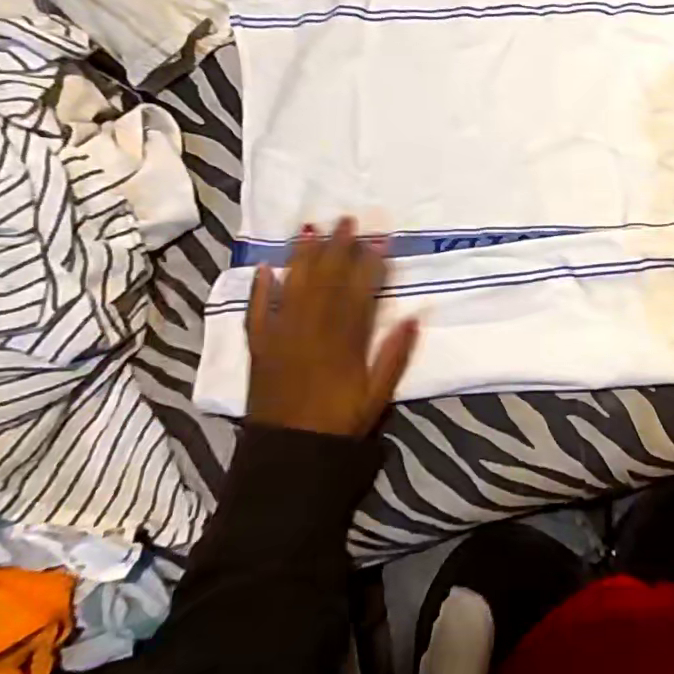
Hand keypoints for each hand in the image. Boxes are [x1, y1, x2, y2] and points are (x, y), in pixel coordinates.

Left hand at [246, 217, 418, 436]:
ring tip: (309, 228)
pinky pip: (257, 313)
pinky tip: (265, 268)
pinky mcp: (260, 348)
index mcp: (343, 342)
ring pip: (292, 288)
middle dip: (336, 248)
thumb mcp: (378, 395)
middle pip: (324, 281)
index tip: (381, 239)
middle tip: (346, 220)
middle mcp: (310, 332)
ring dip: (301, 257)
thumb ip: (395, 355)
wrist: (288, 453)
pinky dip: (260, 290)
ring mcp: (281, 337)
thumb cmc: (340, 422)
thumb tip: (415, 318)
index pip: (359, 293)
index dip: (370, 264)